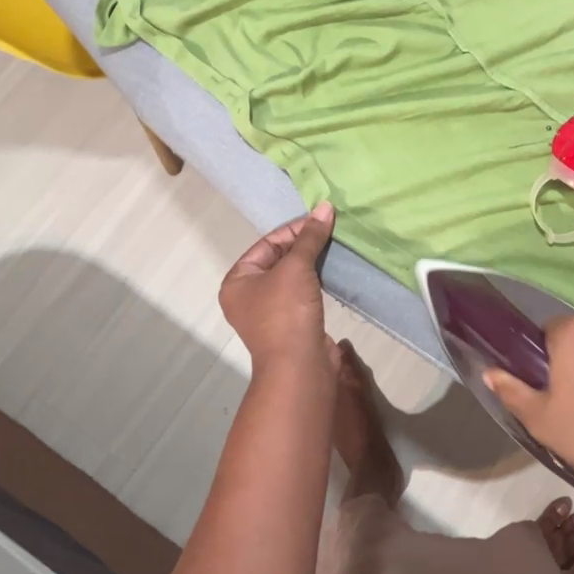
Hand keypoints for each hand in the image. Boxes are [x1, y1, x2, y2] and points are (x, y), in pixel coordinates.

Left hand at [219, 201, 334, 372]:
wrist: (299, 366)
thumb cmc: (287, 312)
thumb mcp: (297, 267)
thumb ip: (310, 237)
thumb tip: (325, 206)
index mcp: (237, 281)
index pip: (267, 243)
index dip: (294, 229)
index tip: (321, 220)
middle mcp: (248, 295)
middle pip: (279, 258)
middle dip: (304, 245)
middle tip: (331, 231)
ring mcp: (269, 312)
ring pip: (292, 276)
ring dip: (312, 261)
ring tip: (335, 247)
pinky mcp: (290, 323)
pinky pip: (302, 292)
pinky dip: (316, 280)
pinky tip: (333, 271)